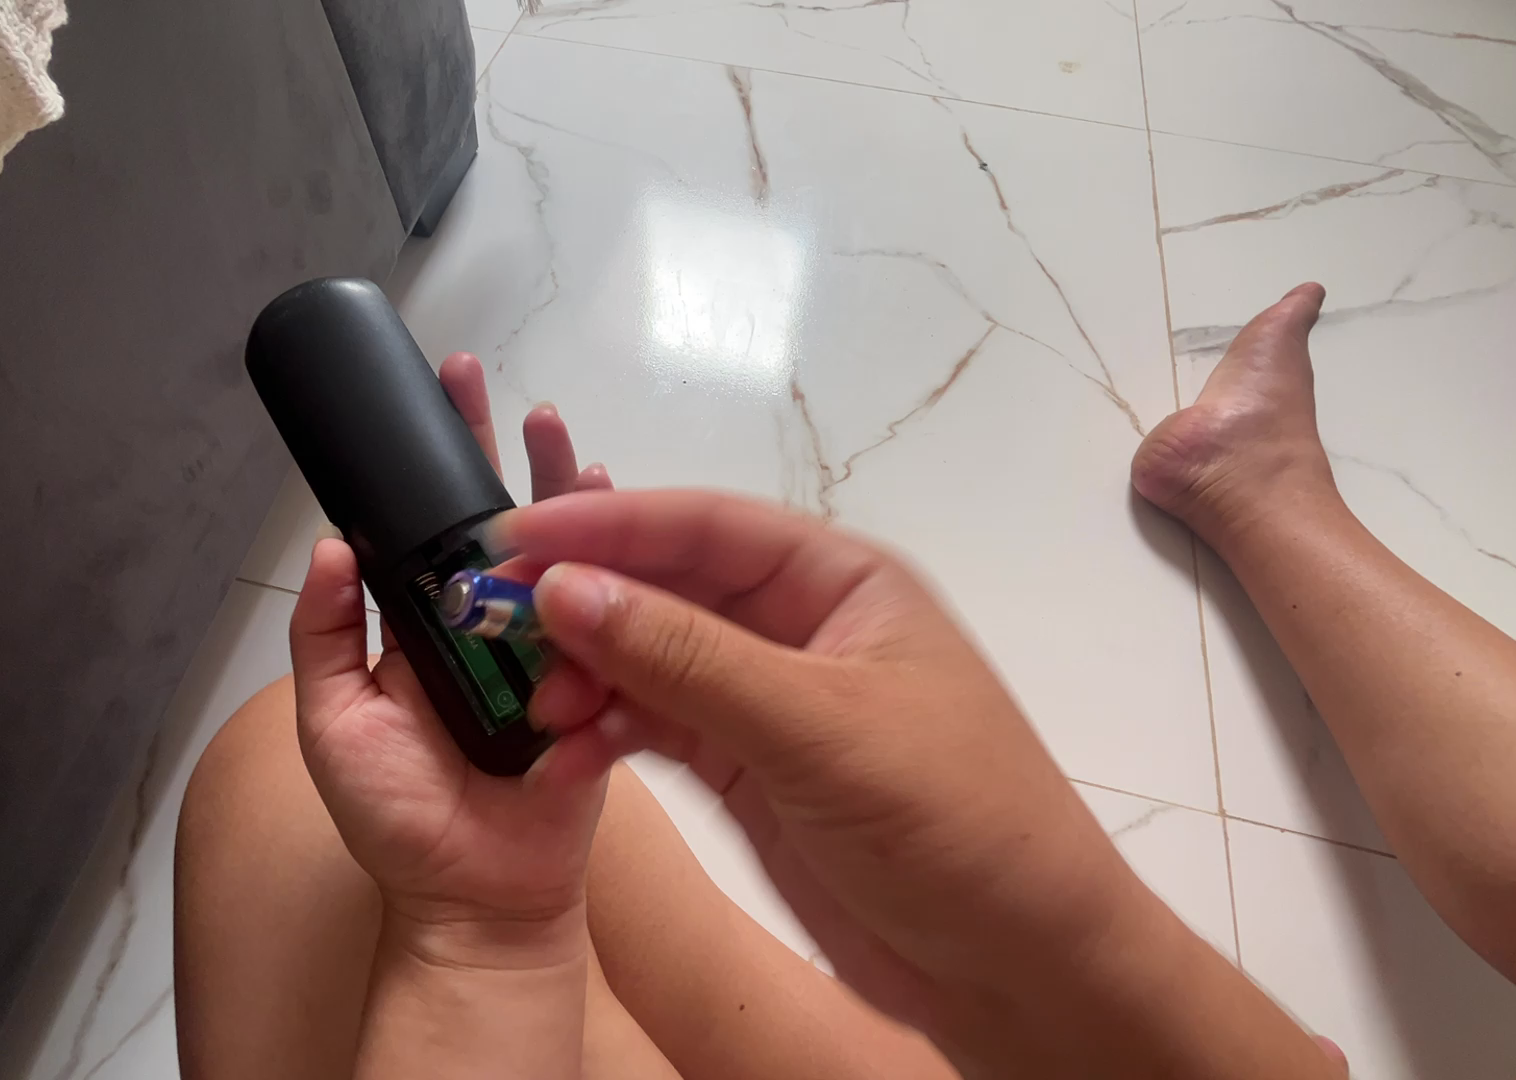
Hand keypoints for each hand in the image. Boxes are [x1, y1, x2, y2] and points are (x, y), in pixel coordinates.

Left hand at [289, 353, 616, 948]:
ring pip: (559, 549)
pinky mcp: (597, 672)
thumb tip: (333, 548)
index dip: (428, 467)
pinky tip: (624, 510)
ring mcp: (548, 643)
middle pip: (496, 522)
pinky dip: (618, 555)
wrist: (486, 893)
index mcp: (430, 627)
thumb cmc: (403, 818)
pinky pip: (610, 606)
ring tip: (555, 425)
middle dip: (490, 449)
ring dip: (558, 484)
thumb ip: (328, 640)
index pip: (428, 530)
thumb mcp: (337, 725)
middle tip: (480, 380)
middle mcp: (490, 622)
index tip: (429, 401)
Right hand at [494, 491, 1341, 1076]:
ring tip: (540, 713)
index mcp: (834, 577)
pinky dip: (608, 735)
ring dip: (590, 678)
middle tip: (502, 630)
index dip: (608, 525)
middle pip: (667, 589)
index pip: (703, 526)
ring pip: (652, 658)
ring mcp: (762, 693)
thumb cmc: (948, 820)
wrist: (1013, 964)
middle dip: (587, 607)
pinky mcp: (742, 759)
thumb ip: (684, 657)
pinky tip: (567, 760)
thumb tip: (566, 589)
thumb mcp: (812, 725)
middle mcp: (791, 623)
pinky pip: (656, 725)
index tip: (517, 539)